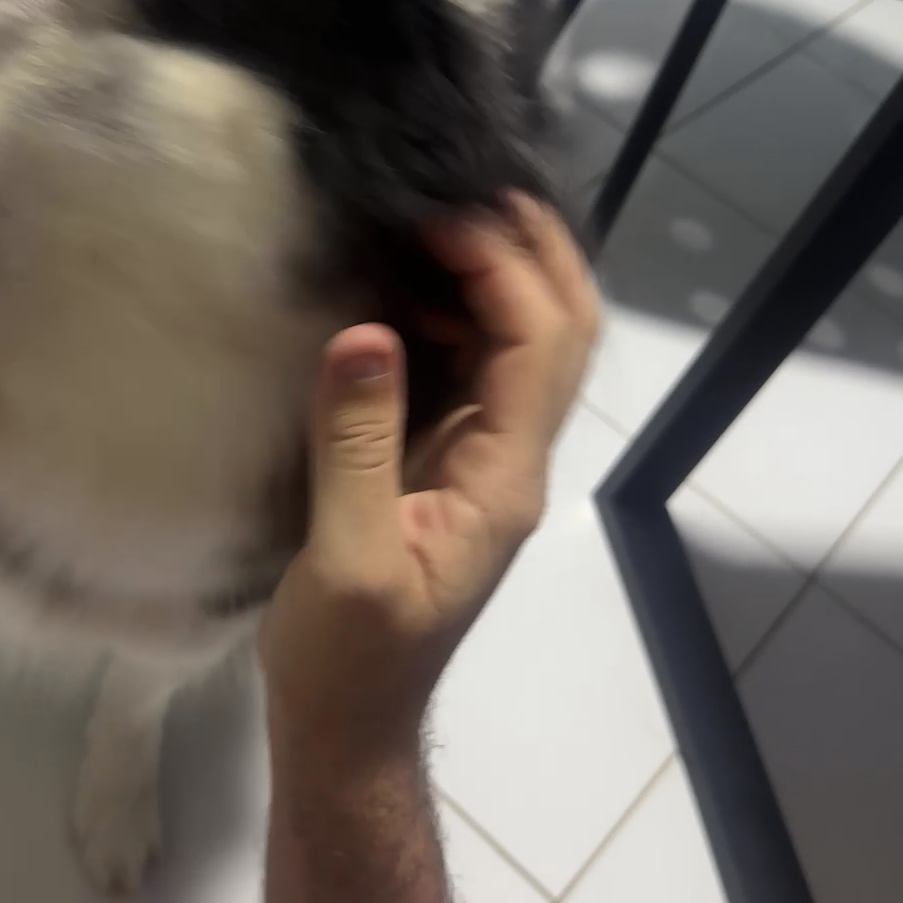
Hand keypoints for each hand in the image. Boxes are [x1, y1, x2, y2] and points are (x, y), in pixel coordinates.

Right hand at [260, 193, 598, 755]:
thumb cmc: (351, 654)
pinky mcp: (435, 463)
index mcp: (502, 477)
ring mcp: (474, 458)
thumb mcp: (350, 556)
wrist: (348, 718)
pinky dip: (440, 315)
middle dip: (527, 251)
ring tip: (426, 218)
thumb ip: (358, 446)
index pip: (541, 343)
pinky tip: (392, 291)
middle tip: (465, 184)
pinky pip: (458, 370)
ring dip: (486, 275)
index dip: (504, 266)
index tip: (438, 216)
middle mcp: (506, 457)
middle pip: (555, 331)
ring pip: (512, 344)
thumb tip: (366, 331)